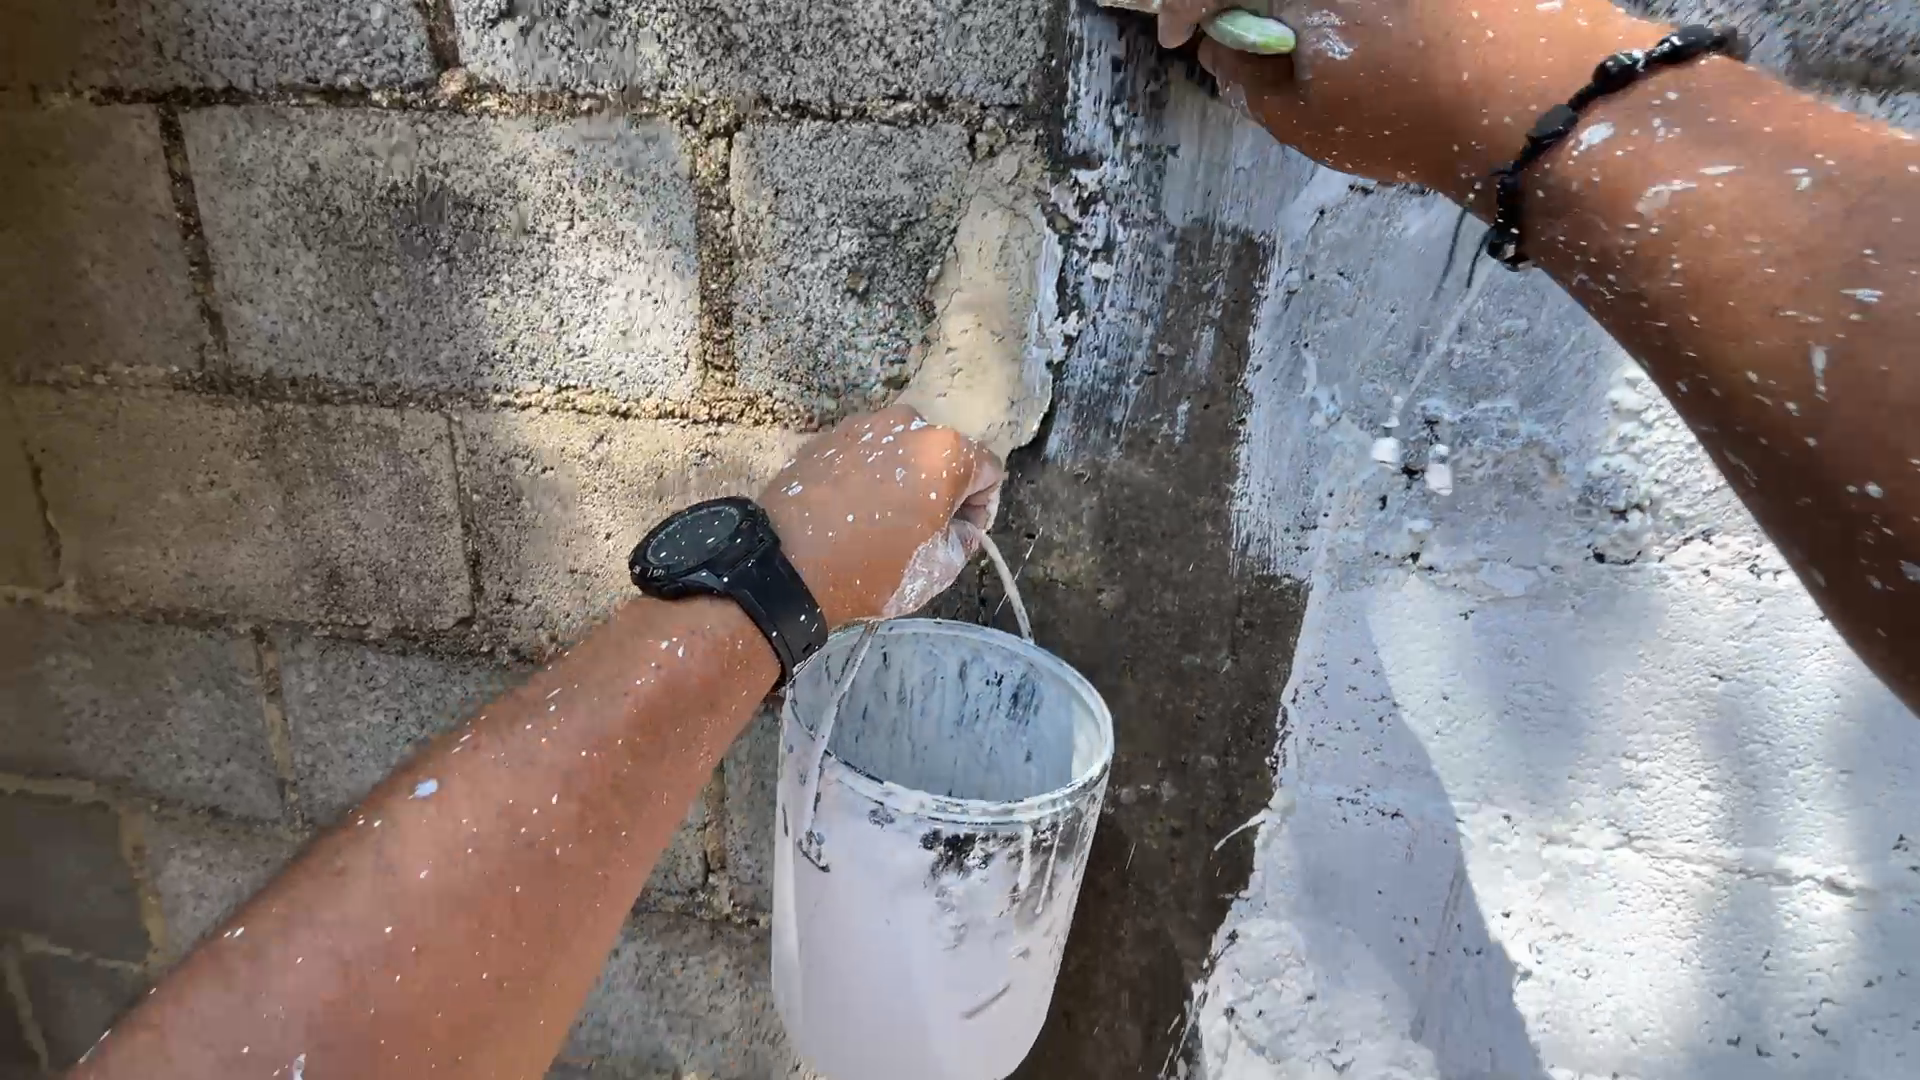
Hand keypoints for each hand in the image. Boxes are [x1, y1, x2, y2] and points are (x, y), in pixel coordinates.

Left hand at [760, 406, 1003, 627]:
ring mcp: (864, 425)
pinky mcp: (830, 436)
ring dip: (905, 480)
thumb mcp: (939, 569)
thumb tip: (960, 526)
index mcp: (945, 451)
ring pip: (903, 451)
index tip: (959, 534)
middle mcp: (908, 424)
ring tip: (881, 520)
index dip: (980, 508)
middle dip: (942, 490)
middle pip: (944, 455)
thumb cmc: (872, 568)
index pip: (987, 471)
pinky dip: (869, 476)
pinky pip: (867, 453)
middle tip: (921, 530)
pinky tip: (853, 509)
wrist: (787, 564)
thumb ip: (965, 539)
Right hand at [1159, 0, 1651, 203]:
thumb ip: (1244, 75)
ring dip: (1291, 5)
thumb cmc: (1401, 117)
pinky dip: (1340, 8)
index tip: (1177, 37)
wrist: (1532, 100)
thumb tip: (1219, 43)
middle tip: (1230, 27)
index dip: (1183, 5)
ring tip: (1292, 30)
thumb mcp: (1298, 118)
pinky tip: (1351, 24)